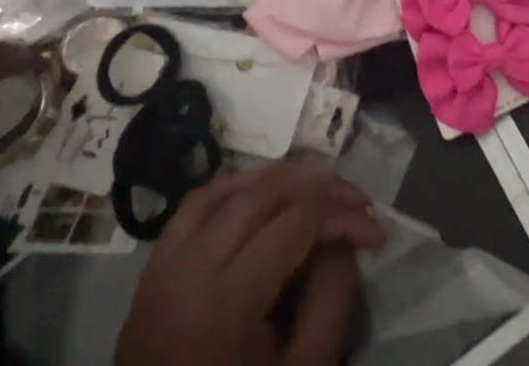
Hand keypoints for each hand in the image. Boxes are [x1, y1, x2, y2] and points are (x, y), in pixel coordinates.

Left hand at [117, 164, 386, 365]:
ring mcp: (161, 268)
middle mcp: (187, 271)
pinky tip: (267, 199)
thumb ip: (333, 299)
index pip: (299, 222)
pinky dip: (236, 189)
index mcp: (226, 302)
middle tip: (357, 205)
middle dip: (323, 188)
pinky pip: (194, 207)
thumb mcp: (306, 365)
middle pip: (265, 194)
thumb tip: (343, 241)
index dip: (347, 216)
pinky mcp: (151, 272)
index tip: (378, 235)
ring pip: (226, 189)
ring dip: (280, 180)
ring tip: (318, 194)